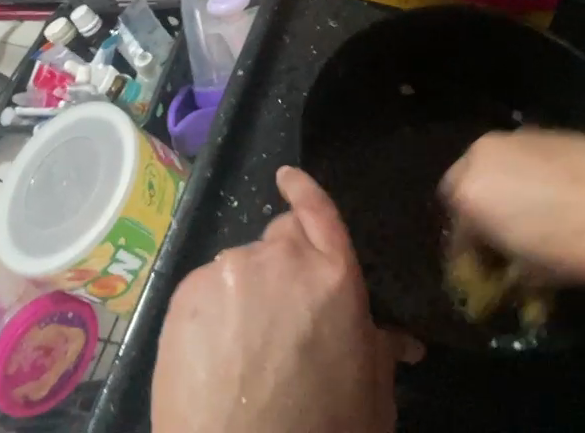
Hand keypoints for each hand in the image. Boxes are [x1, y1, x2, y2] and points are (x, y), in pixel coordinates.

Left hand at [152, 166, 423, 432]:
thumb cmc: (322, 429)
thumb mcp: (371, 393)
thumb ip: (379, 348)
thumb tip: (399, 338)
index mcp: (333, 276)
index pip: (319, 211)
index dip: (304, 190)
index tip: (288, 176)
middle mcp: (280, 259)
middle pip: (279, 238)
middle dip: (283, 263)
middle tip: (281, 311)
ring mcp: (229, 271)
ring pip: (240, 266)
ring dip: (247, 290)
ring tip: (243, 344)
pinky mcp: (186, 294)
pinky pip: (206, 289)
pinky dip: (212, 310)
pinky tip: (214, 352)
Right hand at [440, 129, 584, 280]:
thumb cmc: (576, 245)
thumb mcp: (533, 273)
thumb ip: (506, 268)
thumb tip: (506, 270)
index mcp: (469, 194)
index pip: (456, 231)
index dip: (470, 253)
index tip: (488, 269)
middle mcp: (480, 157)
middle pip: (462, 184)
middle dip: (476, 209)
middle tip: (501, 234)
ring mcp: (511, 137)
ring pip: (490, 164)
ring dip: (500, 186)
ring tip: (530, 211)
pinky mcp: (540, 129)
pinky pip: (519, 154)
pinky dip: (524, 171)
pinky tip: (554, 191)